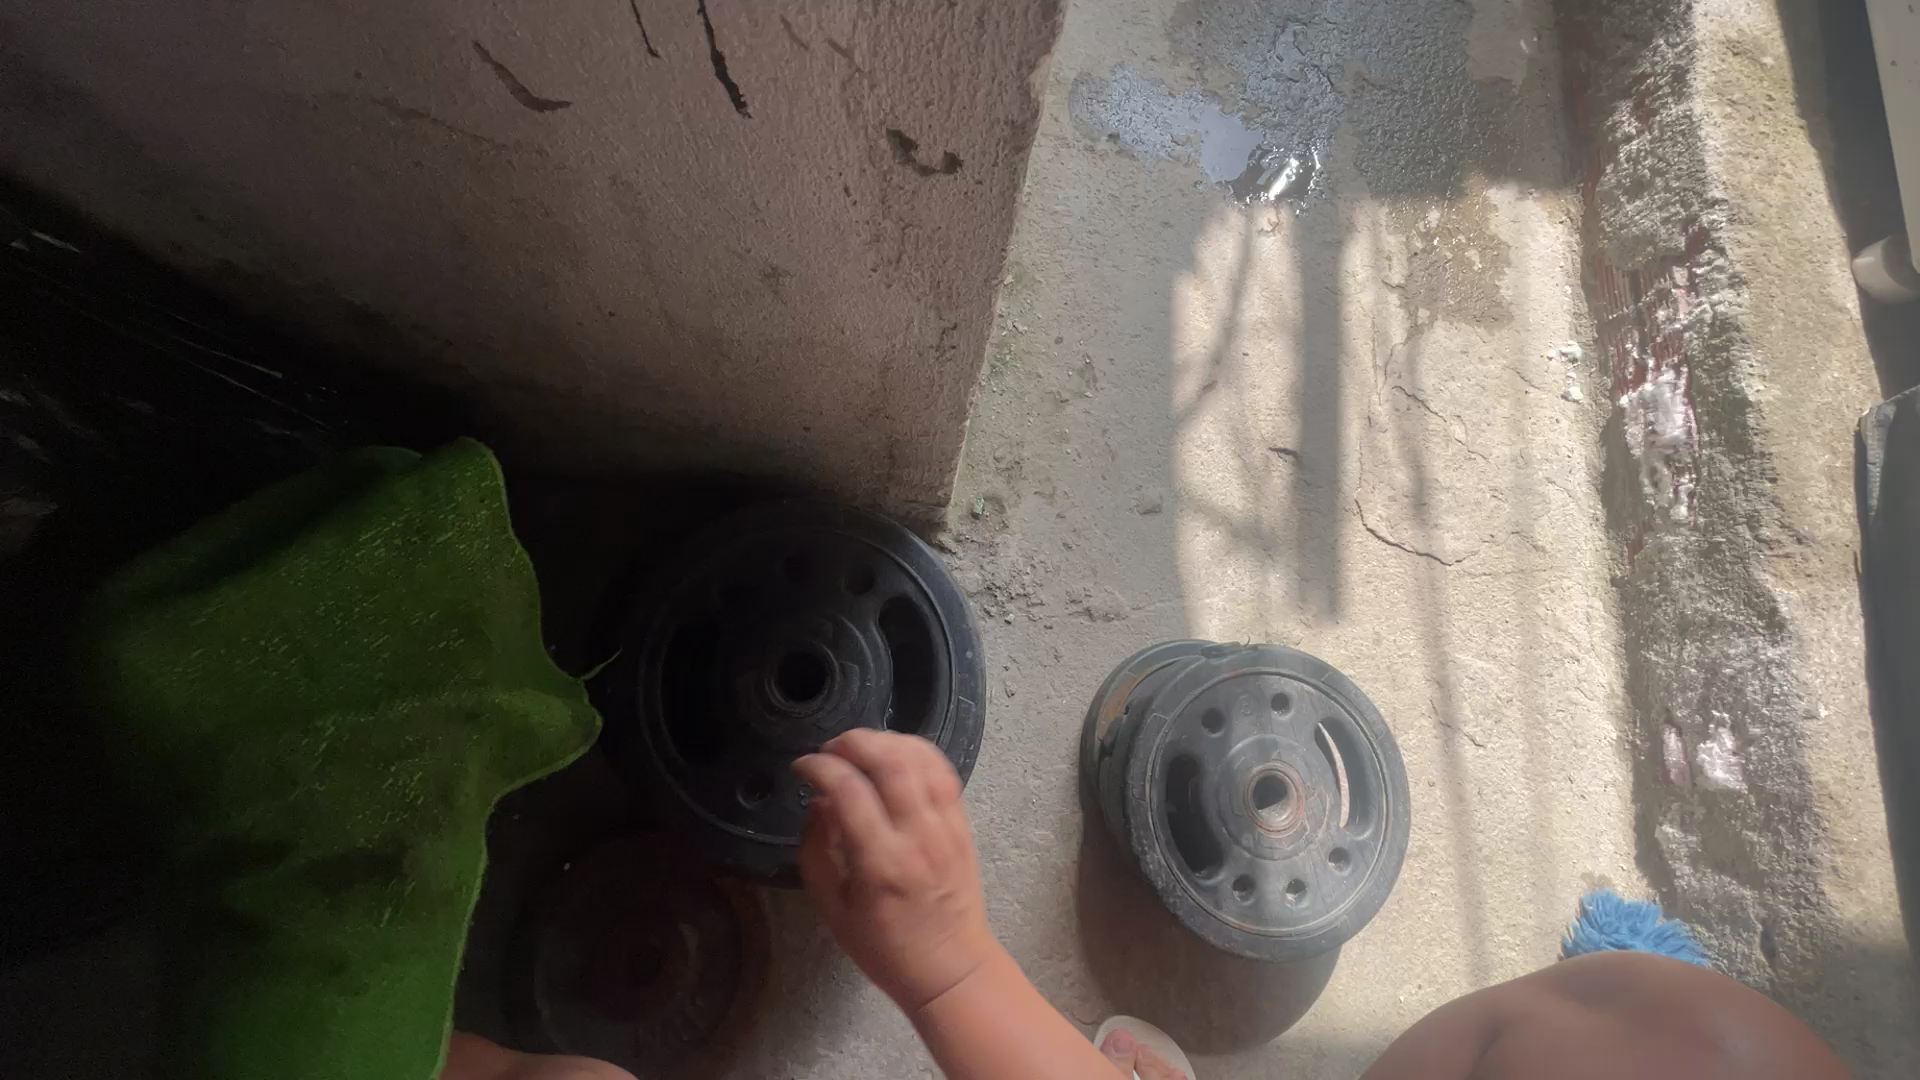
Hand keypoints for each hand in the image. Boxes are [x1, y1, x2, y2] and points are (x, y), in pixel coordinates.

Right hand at [792, 729, 999, 1015]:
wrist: (951, 965)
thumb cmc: (886, 946)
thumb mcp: (834, 910)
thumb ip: (817, 851)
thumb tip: (818, 800)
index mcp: (881, 863)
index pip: (850, 792)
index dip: (821, 768)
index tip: (802, 766)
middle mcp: (918, 835)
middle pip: (891, 762)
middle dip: (855, 742)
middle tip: (830, 748)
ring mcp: (946, 823)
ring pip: (920, 758)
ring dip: (885, 740)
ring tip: (859, 746)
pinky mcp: (962, 819)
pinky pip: (942, 769)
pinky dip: (916, 749)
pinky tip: (895, 751)